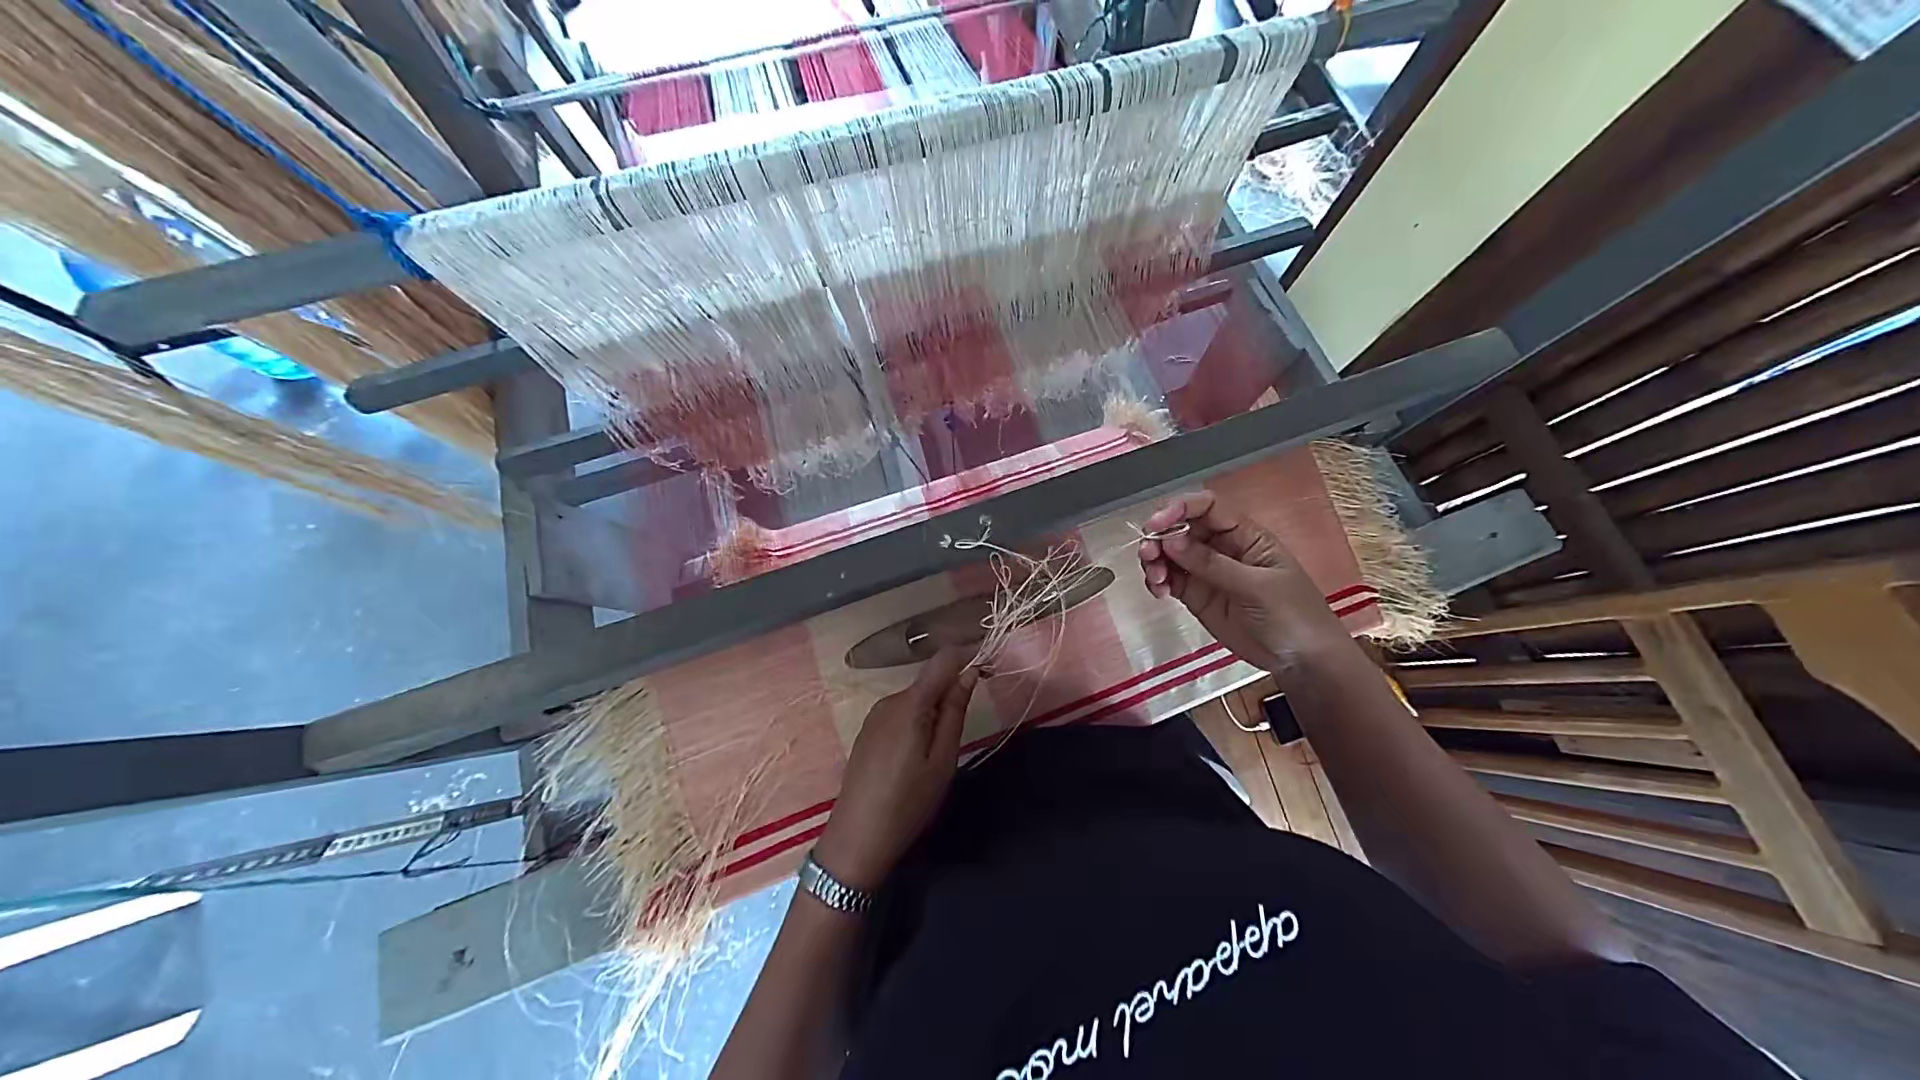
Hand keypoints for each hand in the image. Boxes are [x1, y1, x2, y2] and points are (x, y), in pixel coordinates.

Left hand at [814, 648, 980, 892]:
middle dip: (952, 693)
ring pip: (915, 700)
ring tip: (939, 753)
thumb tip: (969, 672)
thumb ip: (955, 711)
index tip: (990, 664)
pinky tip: (916, 758)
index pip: (942, 660)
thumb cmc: (908, 801)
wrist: (857, 837)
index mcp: (910, 703)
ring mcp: (875, 715)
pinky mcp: (868, 731)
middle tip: (967, 727)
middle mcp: (889, 700)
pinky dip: (917, 723)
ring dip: (933, 712)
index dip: (968, 654)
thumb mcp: (942, 759)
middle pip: (928, 682)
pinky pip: (900, 715)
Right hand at [1137, 491, 1349, 671]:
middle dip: (1160, 536)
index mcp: (1244, 535)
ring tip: (1155, 579)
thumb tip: (1172, 541)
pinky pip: (1170, 579)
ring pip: (1171, 553)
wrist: (1302, 660)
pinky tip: (1159, 592)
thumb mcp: (1257, 587)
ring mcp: (1207, 572)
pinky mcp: (1197, 595)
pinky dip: (1158, 581)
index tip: (1158, 523)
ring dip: (1155, 559)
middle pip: (1182, 528)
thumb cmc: (1292, 615)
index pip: (1208, 508)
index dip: (1180, 508)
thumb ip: (1213, 564)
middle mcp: (1222, 548)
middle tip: (1148, 554)